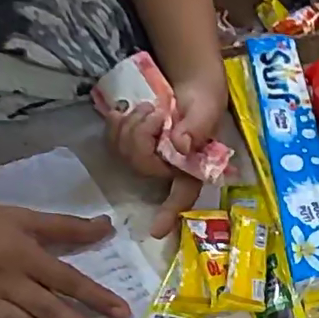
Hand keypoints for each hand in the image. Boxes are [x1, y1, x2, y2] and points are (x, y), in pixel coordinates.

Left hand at [99, 72, 225, 238]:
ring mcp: (147, 158)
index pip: (182, 195)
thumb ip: (197, 127)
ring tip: (148, 108)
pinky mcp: (129, 145)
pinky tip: (129, 111)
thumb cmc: (204, 101)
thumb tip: (179, 145)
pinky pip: (112, 140)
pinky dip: (117, 122)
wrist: (190, 85)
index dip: (170, 214)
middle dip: (142, 134)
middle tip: (155, 111)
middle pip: (143, 166)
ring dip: (131, 123)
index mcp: (192, 168)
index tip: (157, 232)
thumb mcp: (207, 108)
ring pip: (124, 152)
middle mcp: (169, 170)